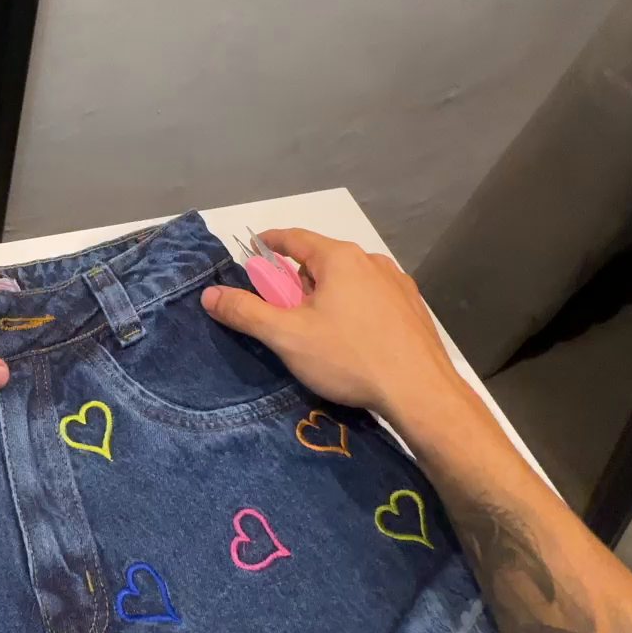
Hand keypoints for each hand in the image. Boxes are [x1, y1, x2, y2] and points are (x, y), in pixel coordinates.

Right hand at [201, 229, 473, 424]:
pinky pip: (370, 297)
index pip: (294, 237)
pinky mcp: (412, 309)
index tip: (252, 249)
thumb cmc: (349, 358)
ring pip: (348, 279)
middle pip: (321, 259)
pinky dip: (351, 306)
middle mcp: (370, 262)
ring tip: (313, 324)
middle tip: (278, 303)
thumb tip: (209, 294)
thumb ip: (245, 312)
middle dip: (295, 277)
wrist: (422, 394)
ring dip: (325, 292)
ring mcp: (397, 285)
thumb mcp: (286, 336)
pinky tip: (349, 336)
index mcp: (339, 258)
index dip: (269, 242)